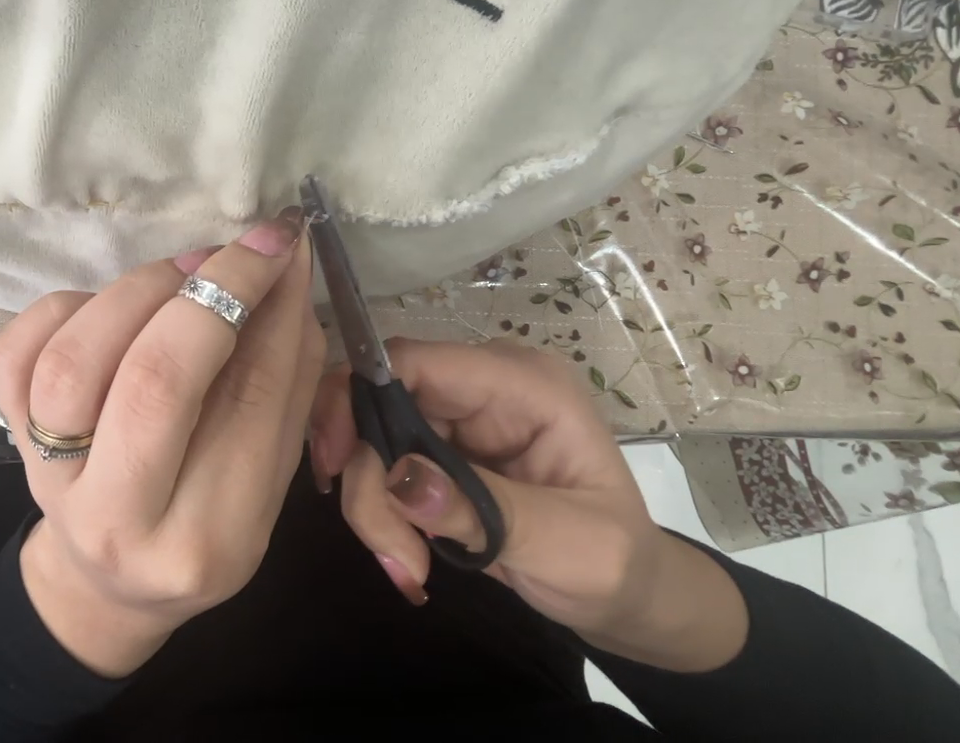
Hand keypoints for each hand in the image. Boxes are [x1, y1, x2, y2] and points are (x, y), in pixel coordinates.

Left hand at [0, 210, 323, 677]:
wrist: (105, 579)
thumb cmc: (202, 526)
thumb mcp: (264, 479)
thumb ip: (283, 383)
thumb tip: (287, 277)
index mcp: (206, 541)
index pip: (250, 406)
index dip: (273, 314)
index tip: (287, 250)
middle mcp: (118, 519)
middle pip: (154, 384)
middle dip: (208, 296)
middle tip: (242, 251)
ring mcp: (50, 480)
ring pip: (75, 361)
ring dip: (137, 292)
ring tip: (181, 273)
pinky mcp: (10, 437)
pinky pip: (17, 351)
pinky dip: (66, 305)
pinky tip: (111, 306)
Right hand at [310, 339, 747, 671]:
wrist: (624, 597)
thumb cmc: (616, 565)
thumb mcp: (570, 548)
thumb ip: (485, 512)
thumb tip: (399, 478)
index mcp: (521, 384)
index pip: (413, 362)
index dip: (358, 397)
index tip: (335, 464)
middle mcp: (476, 387)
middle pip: (376, 402)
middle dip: (367, 477)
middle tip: (390, 549)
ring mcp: (450, 416)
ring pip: (367, 437)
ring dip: (371, 504)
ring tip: (407, 565)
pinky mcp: (430, 447)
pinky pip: (376, 463)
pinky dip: (377, 509)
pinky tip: (405, 552)